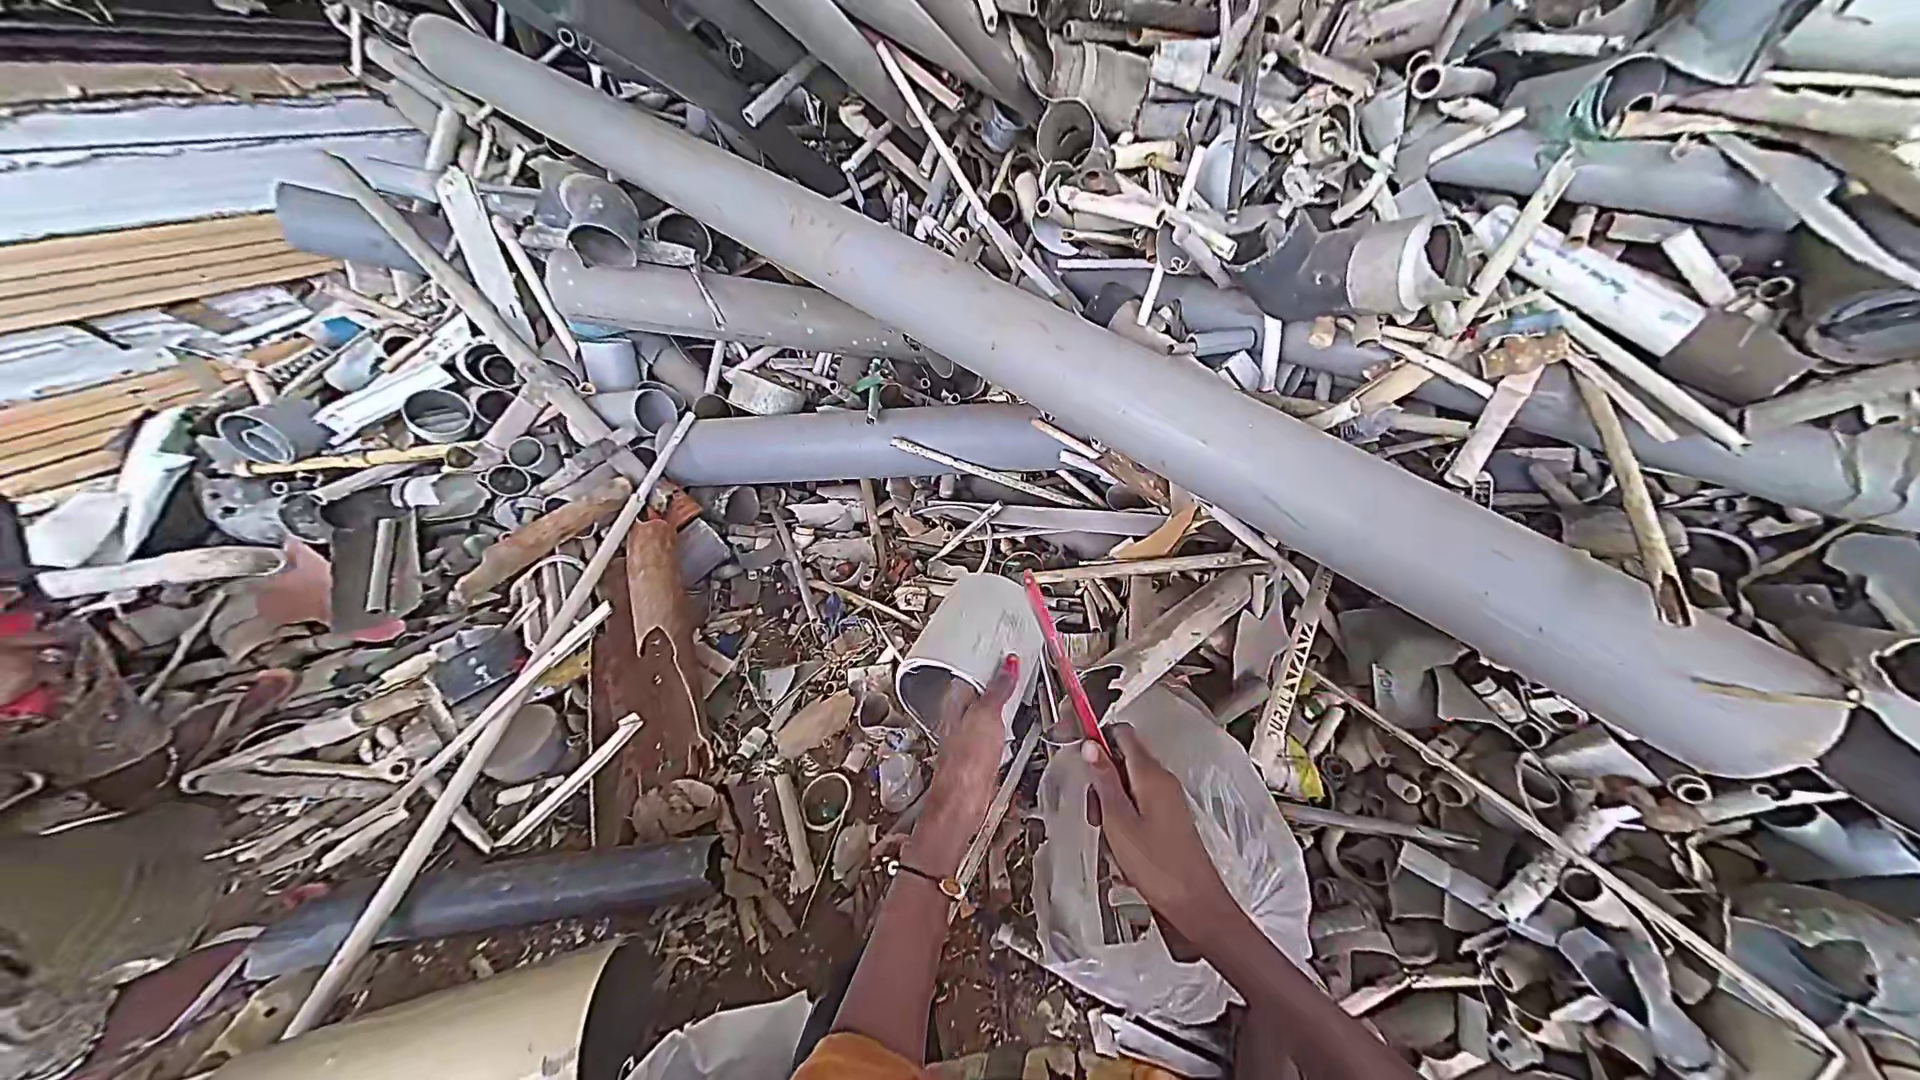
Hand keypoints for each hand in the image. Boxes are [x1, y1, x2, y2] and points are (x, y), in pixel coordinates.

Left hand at [905, 654, 1018, 876]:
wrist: (963, 804)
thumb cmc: (965, 764)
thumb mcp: (987, 716)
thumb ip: (998, 690)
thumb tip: (1009, 665)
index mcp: (954, 704)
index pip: (971, 675)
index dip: (989, 666)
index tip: (1008, 659)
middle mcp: (957, 720)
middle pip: (978, 694)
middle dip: (996, 685)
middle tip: (1015, 674)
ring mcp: (967, 740)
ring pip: (986, 714)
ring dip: (1001, 706)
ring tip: (1016, 696)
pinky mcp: (978, 758)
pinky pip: (993, 735)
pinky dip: (1003, 729)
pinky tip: (1010, 730)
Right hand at [1083, 724, 1247, 951]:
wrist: (1196, 906)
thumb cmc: (1157, 866)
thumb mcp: (1118, 821)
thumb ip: (1104, 780)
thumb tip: (1091, 745)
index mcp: (1150, 774)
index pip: (1122, 733)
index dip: (1098, 739)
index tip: (1081, 758)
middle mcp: (1162, 779)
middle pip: (1122, 759)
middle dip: (1101, 779)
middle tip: (1095, 811)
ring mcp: (1168, 798)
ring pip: (1128, 782)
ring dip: (1110, 801)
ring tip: (1107, 832)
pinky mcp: (1169, 817)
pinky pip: (1139, 802)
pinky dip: (1124, 815)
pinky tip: (1120, 842)